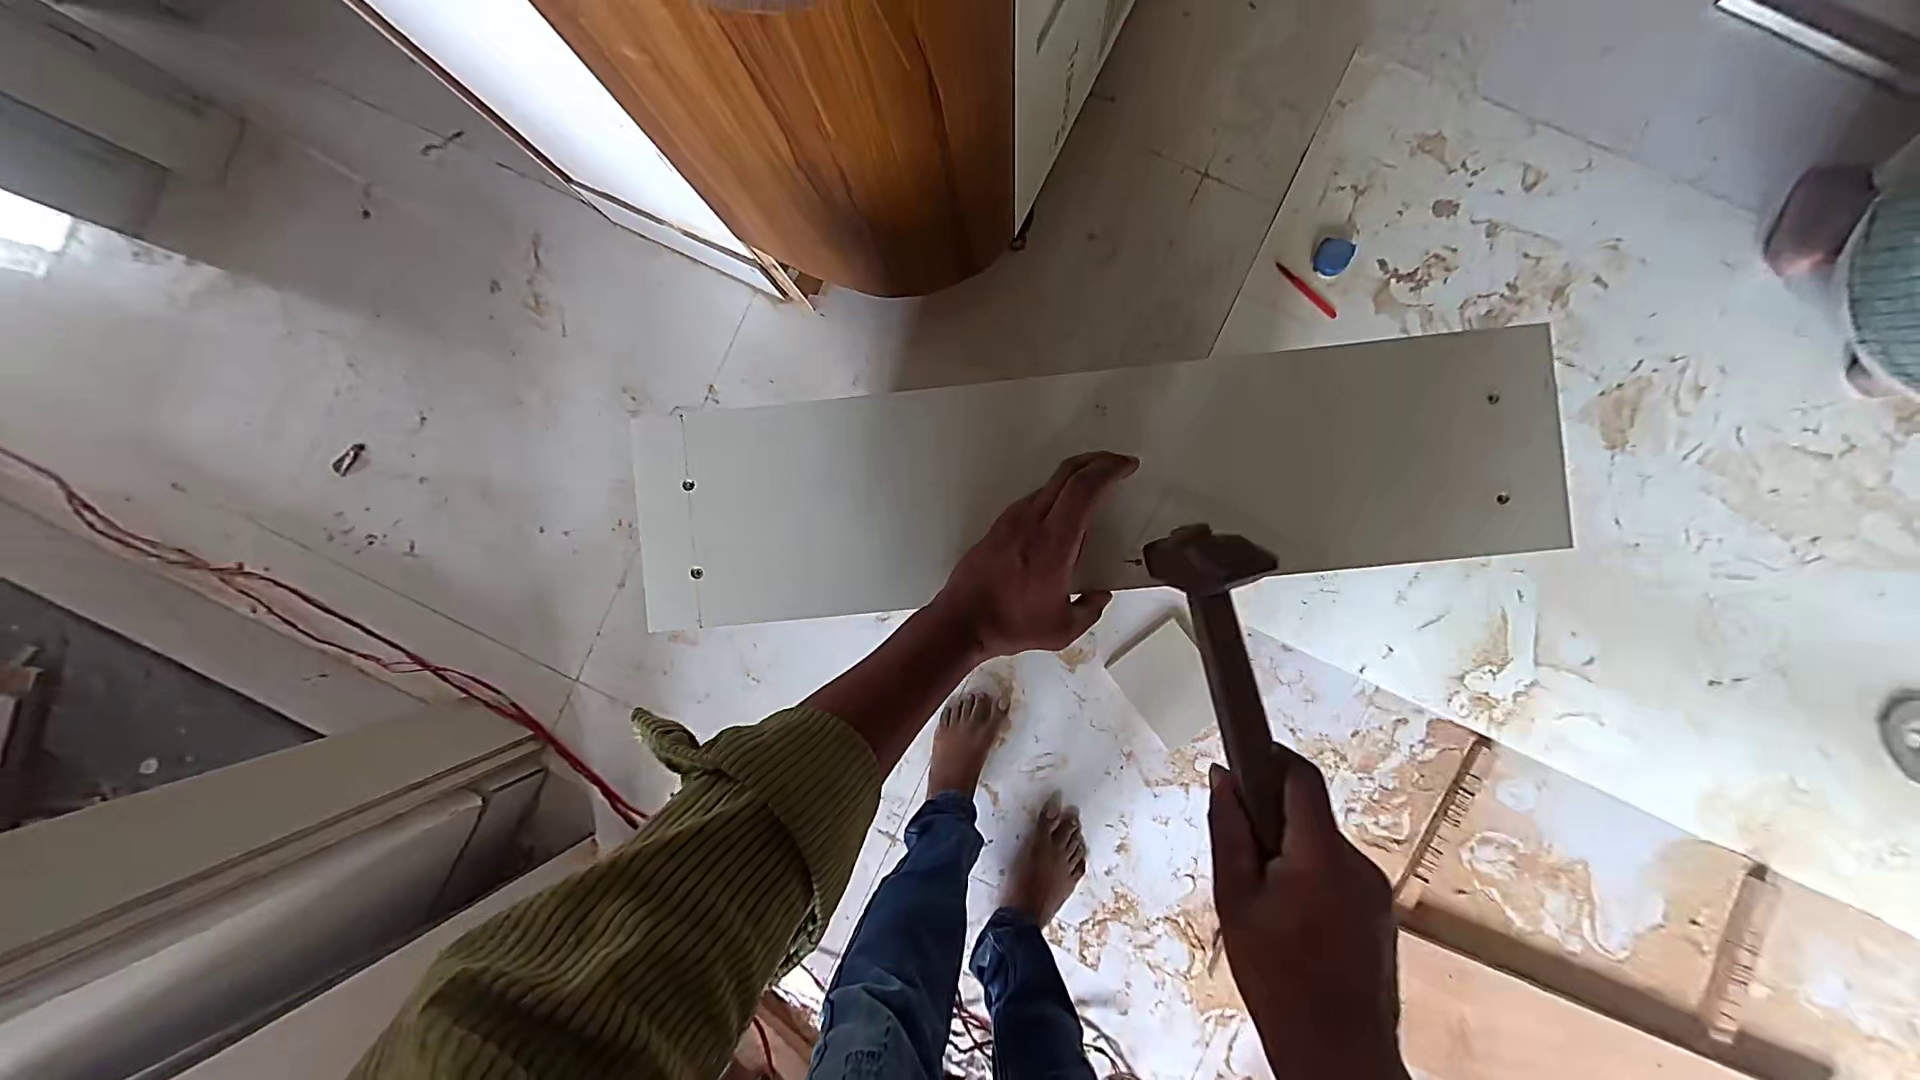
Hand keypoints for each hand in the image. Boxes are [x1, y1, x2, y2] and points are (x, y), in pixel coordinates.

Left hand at [929, 451, 1137, 658]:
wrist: (961, 622)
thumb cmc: (1008, 623)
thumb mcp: (1062, 628)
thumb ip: (1090, 610)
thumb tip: (1099, 597)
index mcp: (1053, 542)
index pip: (1084, 488)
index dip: (1109, 469)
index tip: (1126, 465)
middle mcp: (1030, 522)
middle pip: (1067, 473)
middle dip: (1096, 461)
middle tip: (1114, 464)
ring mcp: (1010, 521)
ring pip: (1048, 485)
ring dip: (1073, 480)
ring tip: (1091, 494)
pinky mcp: (997, 527)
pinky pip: (1032, 501)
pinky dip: (1053, 498)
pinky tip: (1060, 519)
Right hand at [1209, 750, 1409, 1079]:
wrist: (1337, 1055)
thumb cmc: (1277, 978)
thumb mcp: (1233, 898)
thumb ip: (1227, 829)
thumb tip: (1222, 777)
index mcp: (1319, 856)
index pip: (1301, 777)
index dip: (1272, 756)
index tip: (1244, 754)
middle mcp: (1357, 863)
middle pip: (1308, 812)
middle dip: (1271, 818)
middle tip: (1241, 854)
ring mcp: (1375, 889)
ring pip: (1320, 843)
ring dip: (1289, 851)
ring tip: (1265, 899)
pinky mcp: (1381, 910)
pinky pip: (1337, 870)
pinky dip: (1310, 875)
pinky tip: (1291, 917)